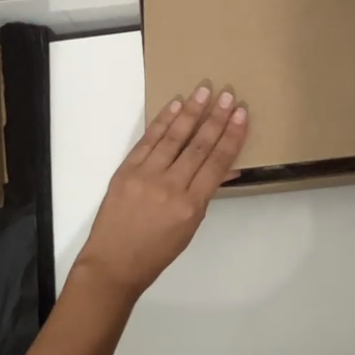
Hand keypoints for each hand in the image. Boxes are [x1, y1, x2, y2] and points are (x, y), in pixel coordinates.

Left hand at [74, 83, 247, 299]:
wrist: (113, 263)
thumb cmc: (157, 251)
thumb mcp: (190, 227)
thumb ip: (206, 193)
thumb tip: (227, 167)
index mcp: (190, 206)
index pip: (217, 163)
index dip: (231, 136)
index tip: (242, 115)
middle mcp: (170, 187)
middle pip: (198, 145)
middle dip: (216, 118)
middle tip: (228, 95)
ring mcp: (145, 176)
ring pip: (173, 137)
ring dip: (191, 111)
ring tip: (204, 90)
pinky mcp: (126, 170)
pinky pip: (148, 140)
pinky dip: (162, 121)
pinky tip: (175, 105)